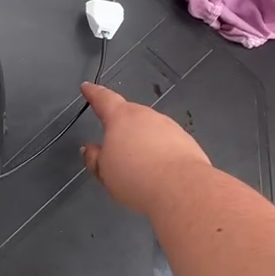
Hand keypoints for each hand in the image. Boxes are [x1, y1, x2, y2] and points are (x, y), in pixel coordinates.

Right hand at [79, 82, 211, 213]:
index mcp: (121, 118)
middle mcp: (146, 116)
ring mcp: (170, 127)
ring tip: (136, 163)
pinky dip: (158, 150)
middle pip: (129, 114)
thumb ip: (94, 157)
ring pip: (149, 128)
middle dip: (120, 124)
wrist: (182, 188)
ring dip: (141, 139)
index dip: (93, 93)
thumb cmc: (135, 177)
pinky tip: (156, 169)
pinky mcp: (187, 142)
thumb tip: (90, 149)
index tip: (87, 87)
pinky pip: (166, 142)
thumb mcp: (104, 171)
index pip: (104, 99)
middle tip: (113, 141)